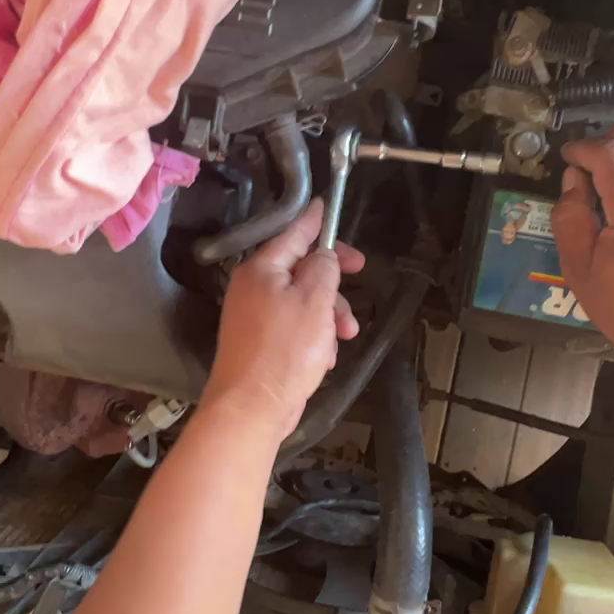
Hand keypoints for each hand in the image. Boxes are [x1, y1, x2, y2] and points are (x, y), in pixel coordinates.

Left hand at [206, 199, 364, 429]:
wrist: (252, 407)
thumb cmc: (285, 349)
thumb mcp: (315, 300)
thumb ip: (324, 268)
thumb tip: (324, 255)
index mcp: (261, 269)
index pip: (293, 233)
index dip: (316, 221)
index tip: (328, 207)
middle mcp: (253, 288)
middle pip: (302, 269)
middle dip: (334, 283)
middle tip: (361, 277)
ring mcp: (254, 317)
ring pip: (303, 302)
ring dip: (328, 316)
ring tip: (343, 337)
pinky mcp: (261, 343)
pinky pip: (295, 328)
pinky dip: (314, 338)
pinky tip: (323, 358)